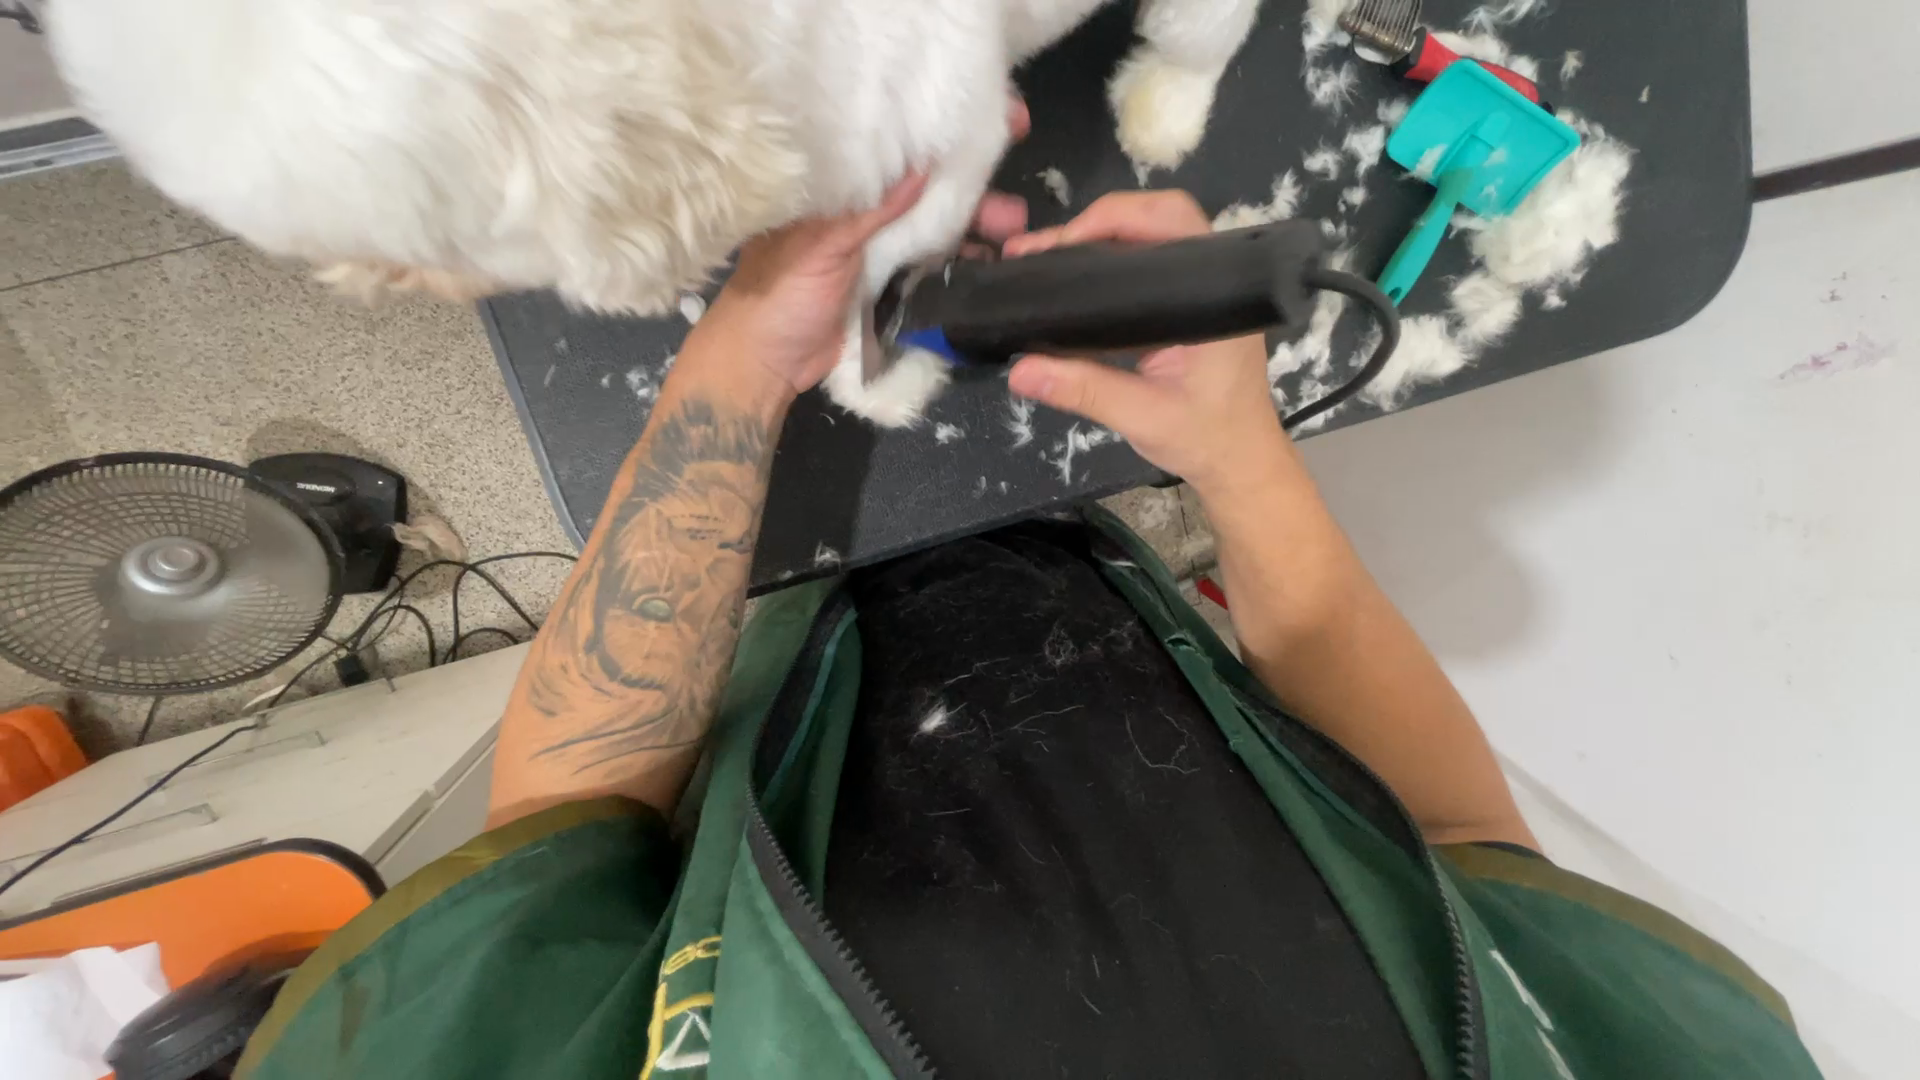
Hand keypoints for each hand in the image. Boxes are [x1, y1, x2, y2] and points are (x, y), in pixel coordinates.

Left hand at [687, 93, 1033, 403]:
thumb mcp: (821, 245)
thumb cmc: (781, 294)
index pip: (893, 150)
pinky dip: (960, 260)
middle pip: (924, 188)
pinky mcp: (891, 287)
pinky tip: (992, 256)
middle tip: (1013, 180)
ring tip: (1014, 226)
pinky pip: (931, 266)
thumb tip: (921, 168)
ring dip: (973, 224)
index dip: (937, 138)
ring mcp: (878, 250)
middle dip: (970, 184)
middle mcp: (861, 212)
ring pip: (935, 227)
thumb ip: (870, 211)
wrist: (770, 363)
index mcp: (836, 189)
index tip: (982, 126)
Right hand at [1003, 191, 1290, 495]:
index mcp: (1213, 295)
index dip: (1112, 219)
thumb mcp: (1142, 417)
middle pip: (1151, 223)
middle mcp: (1210, 281)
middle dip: (1090, 229)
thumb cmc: (1206, 439)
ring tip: (1039, 263)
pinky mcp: (1181, 312)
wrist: (1238, 463)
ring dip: (1092, 250)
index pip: (1170, 220)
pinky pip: (1141, 277)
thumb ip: (1084, 390)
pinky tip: (1068, 289)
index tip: (1062, 246)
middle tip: (1034, 253)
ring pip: (1143, 247)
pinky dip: (1102, 277)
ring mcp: (1197, 295)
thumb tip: (1020, 370)